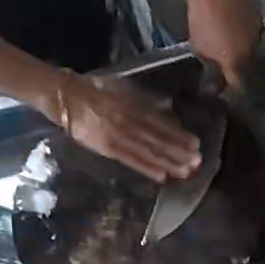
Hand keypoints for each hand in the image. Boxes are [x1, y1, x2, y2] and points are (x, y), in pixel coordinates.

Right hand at [55, 71, 200, 183]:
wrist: (66, 96)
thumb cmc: (94, 89)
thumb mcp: (122, 87)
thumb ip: (146, 98)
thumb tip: (168, 106)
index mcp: (135, 105)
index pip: (162, 123)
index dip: (179, 134)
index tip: (196, 144)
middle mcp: (131, 120)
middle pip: (159, 139)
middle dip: (179, 152)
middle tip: (198, 162)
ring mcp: (119, 135)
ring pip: (149, 151)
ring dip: (169, 162)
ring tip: (186, 172)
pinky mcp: (107, 148)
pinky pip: (131, 160)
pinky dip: (147, 168)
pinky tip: (162, 177)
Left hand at [184, 0, 260, 93]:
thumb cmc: (201, 20)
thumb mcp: (199, 48)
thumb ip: (210, 65)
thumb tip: (215, 78)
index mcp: (235, 62)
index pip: (240, 85)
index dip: (235, 90)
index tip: (229, 89)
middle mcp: (251, 51)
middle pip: (249, 66)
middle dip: (240, 68)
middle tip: (229, 64)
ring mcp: (257, 31)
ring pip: (253, 46)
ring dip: (245, 48)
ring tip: (233, 41)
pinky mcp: (259, 13)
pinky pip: (254, 27)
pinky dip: (247, 29)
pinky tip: (236, 22)